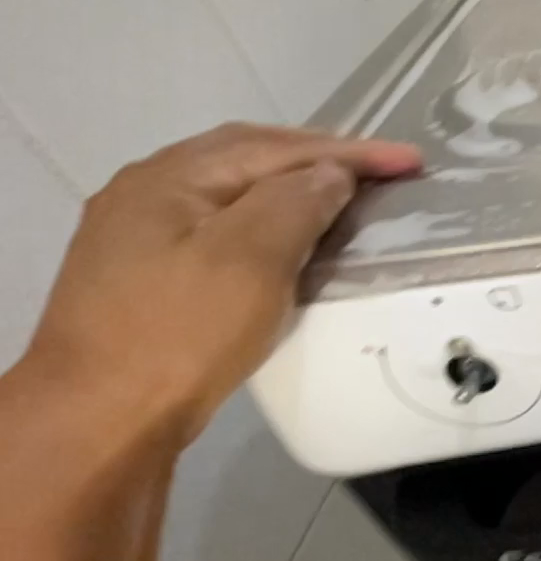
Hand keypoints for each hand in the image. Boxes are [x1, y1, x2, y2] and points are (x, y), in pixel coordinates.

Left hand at [21, 123, 419, 443]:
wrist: (107, 411)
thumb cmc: (184, 330)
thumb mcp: (251, 259)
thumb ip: (295, 204)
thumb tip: (332, 174)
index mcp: (169, 182)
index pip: (275, 149)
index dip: (350, 151)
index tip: (412, 161)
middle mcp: (150, 194)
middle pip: (249, 155)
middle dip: (322, 155)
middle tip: (384, 166)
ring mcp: (147, 232)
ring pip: (237, 186)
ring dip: (298, 181)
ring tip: (350, 190)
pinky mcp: (157, 269)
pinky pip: (229, 218)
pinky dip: (276, 212)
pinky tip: (299, 230)